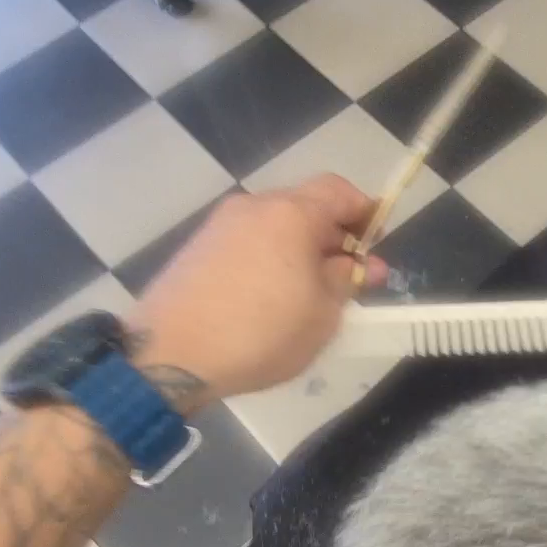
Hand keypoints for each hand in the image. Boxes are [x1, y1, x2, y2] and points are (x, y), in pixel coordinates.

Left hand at [125, 175, 386, 408]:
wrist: (170, 355)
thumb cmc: (261, 334)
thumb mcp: (322, 315)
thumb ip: (345, 281)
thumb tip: (357, 264)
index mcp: (291, 214)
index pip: (340, 191)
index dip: (365, 213)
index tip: (376, 245)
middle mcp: (254, 207)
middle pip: (305, 206)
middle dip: (333, 236)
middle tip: (349, 278)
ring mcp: (220, 225)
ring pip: (275, 227)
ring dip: (300, 250)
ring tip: (309, 295)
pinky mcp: (197, 249)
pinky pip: (248, 244)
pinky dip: (270, 260)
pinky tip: (271, 300)